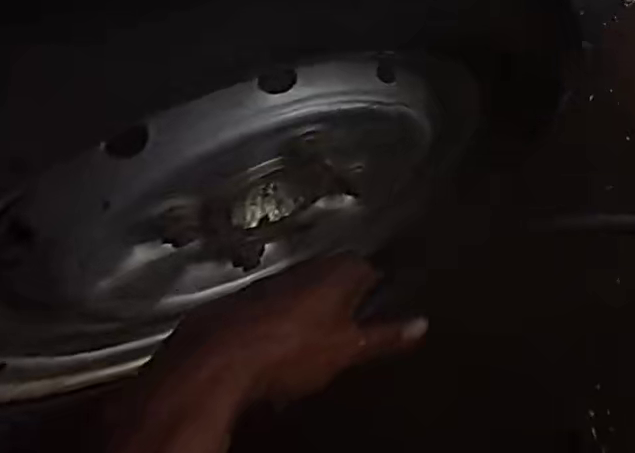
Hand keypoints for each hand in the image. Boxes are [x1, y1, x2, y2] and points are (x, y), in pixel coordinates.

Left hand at [147, 255, 425, 407]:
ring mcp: (271, 281)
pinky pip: (265, 308)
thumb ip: (387, 335)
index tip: (377, 306)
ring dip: (305, 310)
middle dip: (340, 301)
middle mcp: (308, 266)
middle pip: (335, 278)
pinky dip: (271, 322)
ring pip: (299, 290)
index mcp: (341, 270)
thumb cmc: (286, 352)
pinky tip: (269, 348)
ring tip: (305, 345)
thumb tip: (420, 325)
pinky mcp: (239, 302)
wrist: (214, 367)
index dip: (375, 291)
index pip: (372, 270)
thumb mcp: (349, 349)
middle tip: (343, 331)